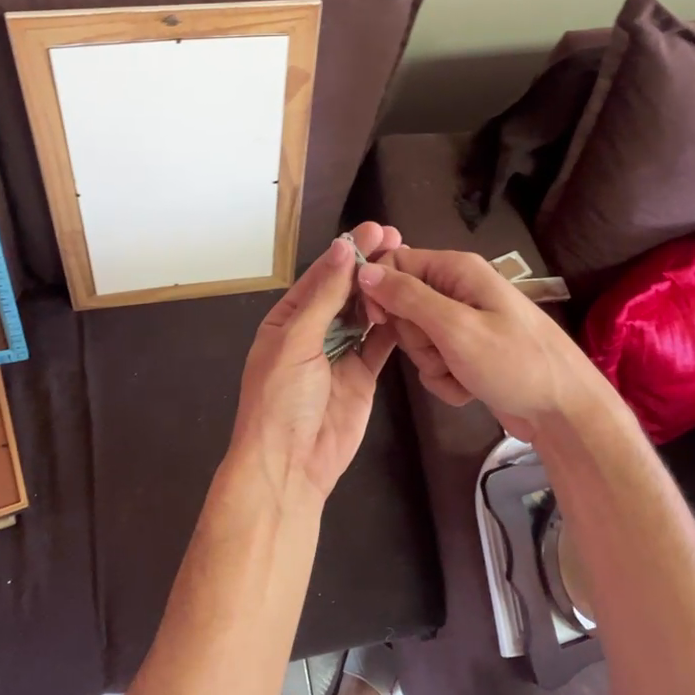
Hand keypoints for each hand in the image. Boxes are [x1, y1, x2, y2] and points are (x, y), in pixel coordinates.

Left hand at [229, 222, 403, 503]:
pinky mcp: (363, 376)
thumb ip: (323, 297)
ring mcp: (339, 354)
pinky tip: (413, 302)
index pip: (320, 277)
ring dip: (384, 291)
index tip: (375, 229)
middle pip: (345, 292)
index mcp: (287, 320)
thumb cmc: (281, 400)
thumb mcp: (296, 342)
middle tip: (400, 239)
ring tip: (411, 263)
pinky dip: (395, 324)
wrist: (290, 465)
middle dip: (369, 267)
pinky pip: (380, 343)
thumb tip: (343, 249)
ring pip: (365, 314)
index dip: (347, 252)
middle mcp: (313, 333)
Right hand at [357, 247, 611, 436]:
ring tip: (462, 372)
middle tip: (443, 351)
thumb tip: (365, 270)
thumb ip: (408, 297)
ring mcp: (465, 324)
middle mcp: (459, 290)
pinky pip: (435, 362)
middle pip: (403, 306)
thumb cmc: (515, 363)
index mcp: (457, 270)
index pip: (395, 263)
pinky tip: (470, 388)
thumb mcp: (455, 328)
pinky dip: (446, 379)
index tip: (380, 321)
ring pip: (417, 339)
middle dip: (415, 337)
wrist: (564, 412)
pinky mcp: (468, 353)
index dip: (380, 291)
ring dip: (431, 363)